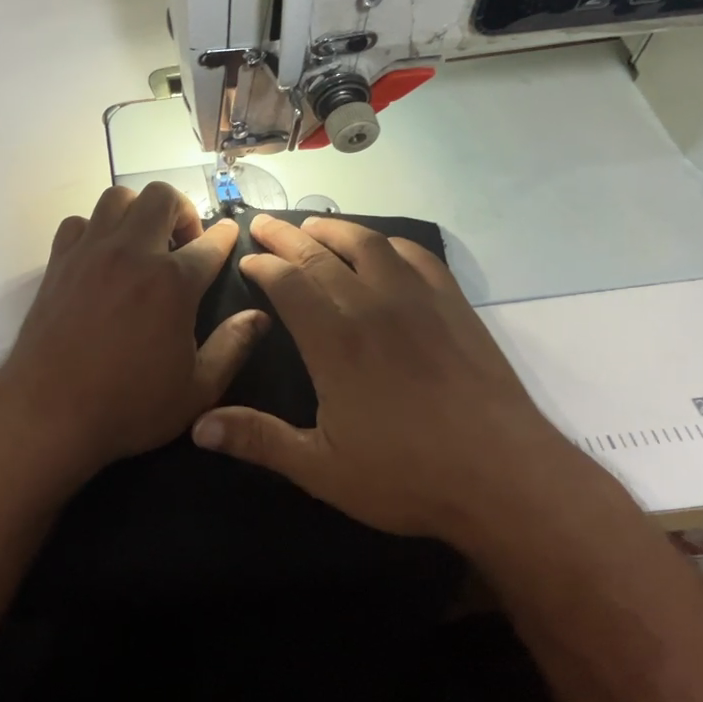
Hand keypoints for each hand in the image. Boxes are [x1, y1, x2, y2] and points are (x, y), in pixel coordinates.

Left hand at [0, 183, 268, 473]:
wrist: (49, 413)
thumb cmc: (129, 406)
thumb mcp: (197, 389)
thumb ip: (232, 347)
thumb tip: (258, 318)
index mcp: (172, 282)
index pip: (211, 242)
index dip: (226, 237)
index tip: (229, 236)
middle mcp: (131, 253)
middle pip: (161, 196)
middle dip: (181, 211)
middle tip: (183, 245)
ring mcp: (90, 253)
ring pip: (116, 197)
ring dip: (137, 211)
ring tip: (142, 243)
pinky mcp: (58, 262)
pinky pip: (79, 222)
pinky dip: (94, 230)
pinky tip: (101, 258)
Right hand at [189, 214, 594, 544]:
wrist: (504, 476)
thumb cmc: (407, 476)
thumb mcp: (321, 469)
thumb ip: (259, 440)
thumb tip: (198, 428)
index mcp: (334, 342)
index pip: (288, 284)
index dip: (262, 266)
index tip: (245, 259)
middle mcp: (372, 308)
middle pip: (322, 255)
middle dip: (286, 237)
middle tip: (263, 225)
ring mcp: (418, 303)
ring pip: (369, 245)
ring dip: (336, 229)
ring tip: (314, 225)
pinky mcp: (454, 308)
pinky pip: (417, 257)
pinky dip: (391, 243)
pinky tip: (383, 247)